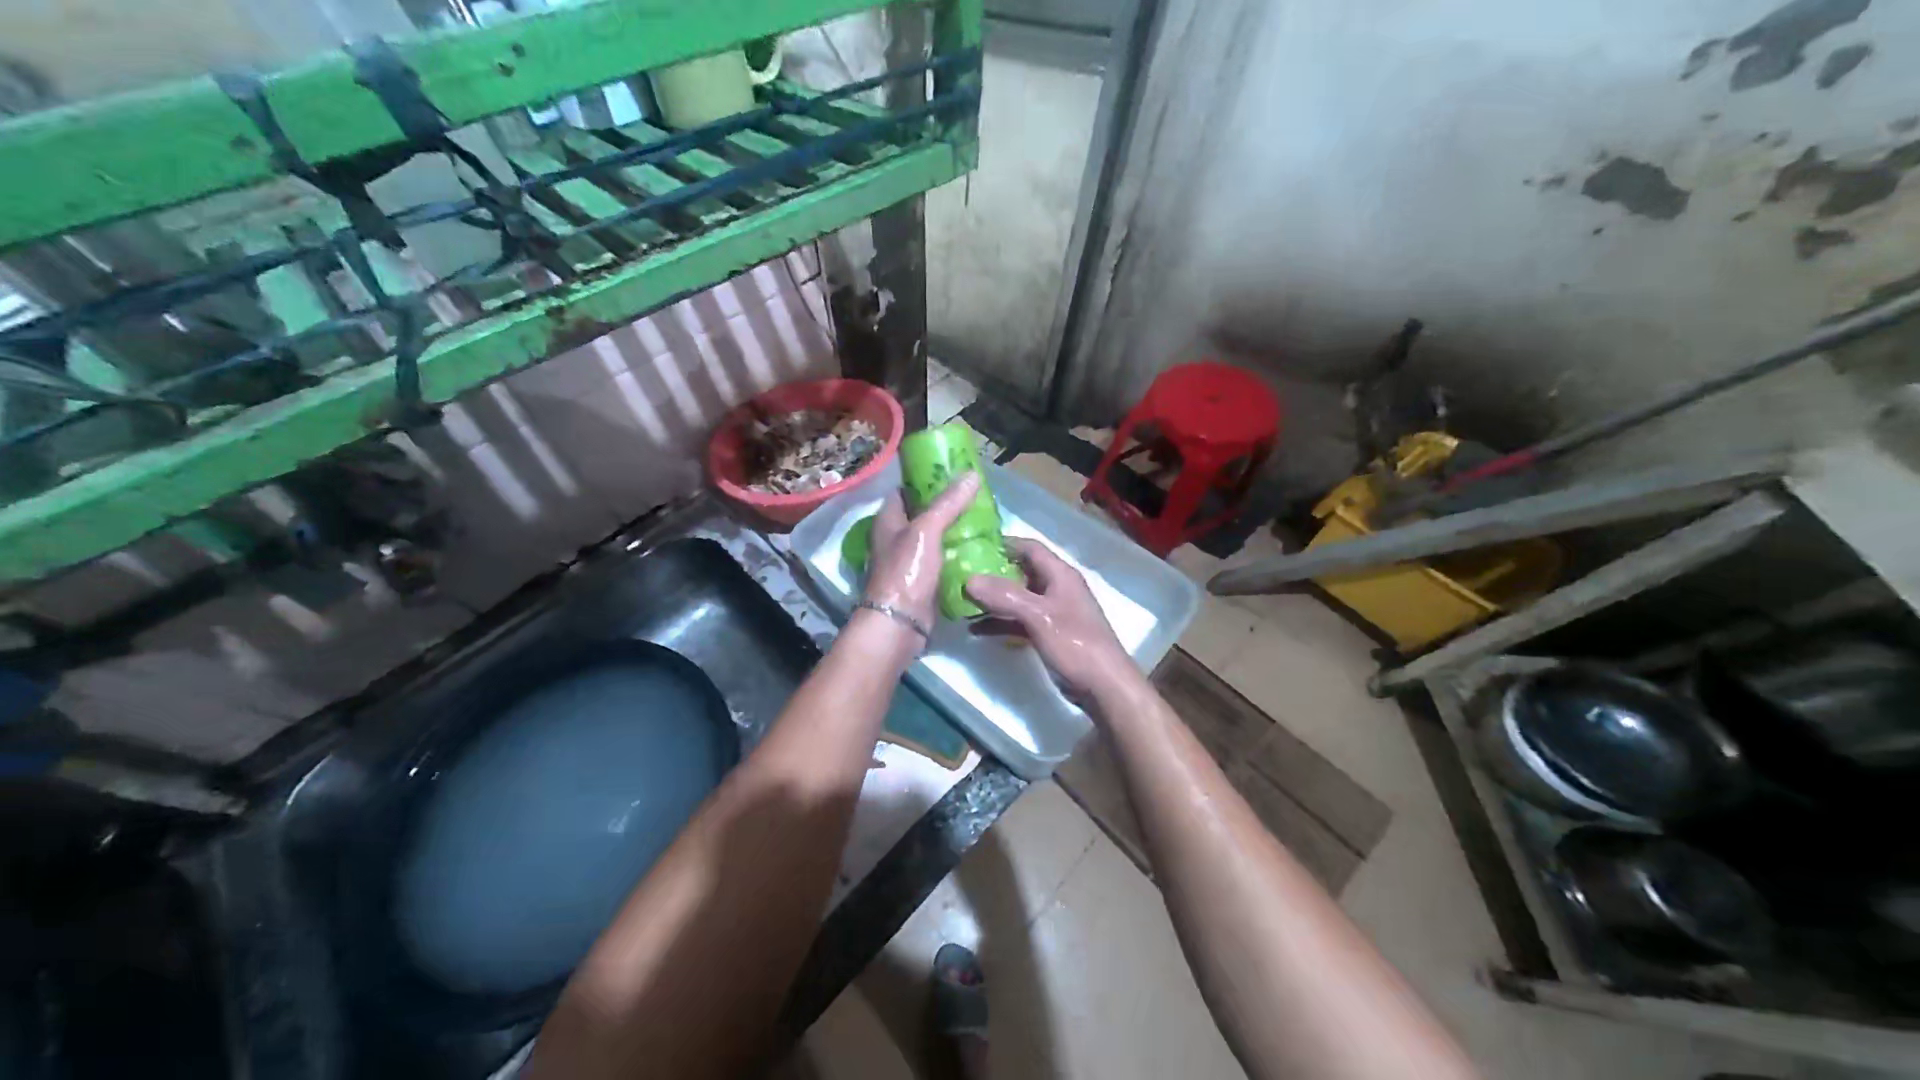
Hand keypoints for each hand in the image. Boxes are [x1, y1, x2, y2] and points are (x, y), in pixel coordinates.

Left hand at [863, 471, 980, 633]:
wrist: (901, 623)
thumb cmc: (906, 571)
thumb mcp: (926, 530)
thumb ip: (948, 503)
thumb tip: (971, 474)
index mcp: (888, 519)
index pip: (905, 490)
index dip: (925, 478)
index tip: (953, 471)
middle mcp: (896, 537)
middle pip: (923, 513)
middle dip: (948, 504)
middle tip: (977, 496)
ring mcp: (910, 560)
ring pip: (936, 537)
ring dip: (956, 530)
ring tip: (985, 518)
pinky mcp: (924, 580)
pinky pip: (944, 560)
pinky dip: (959, 553)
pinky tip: (980, 547)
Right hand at [964, 539, 1138, 699]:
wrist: (1103, 685)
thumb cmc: (1075, 643)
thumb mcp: (1038, 616)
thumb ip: (1005, 596)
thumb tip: (970, 580)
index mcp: (1059, 575)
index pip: (1029, 548)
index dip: (1003, 543)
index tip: (971, 546)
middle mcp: (1056, 588)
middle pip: (1020, 572)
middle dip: (991, 574)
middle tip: (960, 575)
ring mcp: (1052, 612)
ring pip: (1017, 598)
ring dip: (992, 601)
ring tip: (961, 603)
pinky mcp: (1047, 634)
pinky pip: (1018, 621)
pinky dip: (999, 623)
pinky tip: (975, 630)